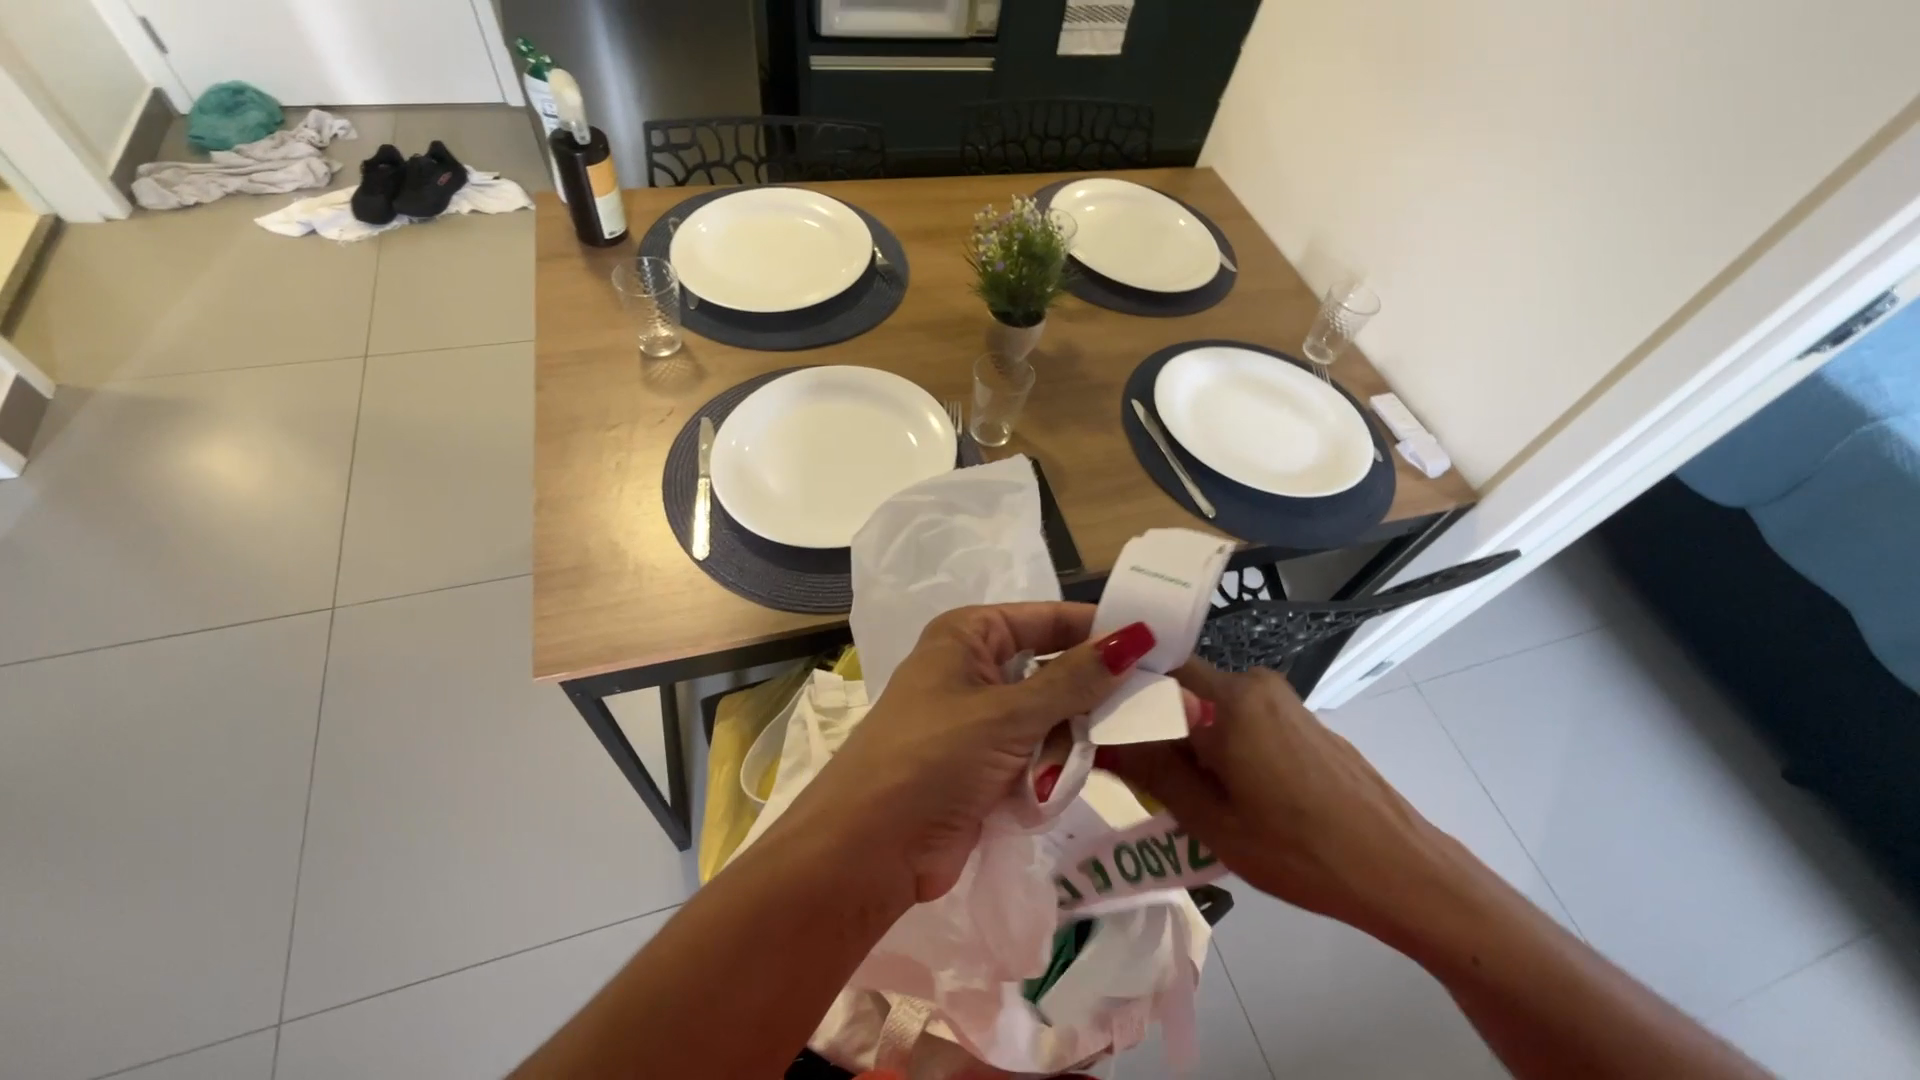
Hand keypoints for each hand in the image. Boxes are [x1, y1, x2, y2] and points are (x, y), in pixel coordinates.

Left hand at [780, 602, 1178, 904]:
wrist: (870, 849)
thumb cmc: (934, 758)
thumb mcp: (1010, 713)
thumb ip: (1077, 678)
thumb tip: (1137, 635)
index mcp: (969, 635)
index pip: (1049, 619)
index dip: (1100, 630)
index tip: (1160, 647)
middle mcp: (973, 669)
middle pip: (1054, 669)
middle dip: (1091, 694)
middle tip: (1150, 706)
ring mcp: (978, 721)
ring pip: (1051, 717)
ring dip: (1070, 739)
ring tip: (1095, 755)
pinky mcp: (984, 767)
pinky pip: (1036, 754)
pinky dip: (1051, 768)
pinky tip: (1058, 784)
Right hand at [1102, 661, 1451, 937]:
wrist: (1401, 871)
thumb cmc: (1298, 850)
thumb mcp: (1210, 819)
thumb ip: (1150, 770)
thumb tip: (1095, 738)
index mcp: (1229, 699)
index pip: (1153, 671)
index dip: (1119, 696)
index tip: (1092, 728)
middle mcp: (1255, 684)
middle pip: (1180, 687)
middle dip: (1150, 723)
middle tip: (1128, 771)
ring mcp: (1283, 702)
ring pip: (1209, 707)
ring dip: (1184, 738)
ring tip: (1172, 789)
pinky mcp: (1301, 723)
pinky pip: (1240, 720)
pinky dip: (1218, 745)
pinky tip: (1222, 790)